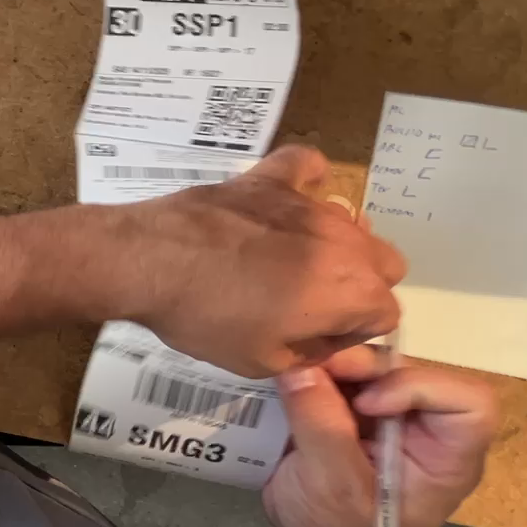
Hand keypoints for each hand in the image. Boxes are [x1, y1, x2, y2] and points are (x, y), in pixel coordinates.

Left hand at [121, 145, 406, 376]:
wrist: (144, 261)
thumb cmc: (201, 315)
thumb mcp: (258, 361)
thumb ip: (307, 355)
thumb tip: (323, 342)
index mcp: (352, 290)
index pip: (382, 315)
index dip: (346, 331)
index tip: (307, 334)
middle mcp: (345, 241)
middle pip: (378, 265)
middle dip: (348, 287)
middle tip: (297, 299)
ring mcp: (304, 205)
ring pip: (347, 222)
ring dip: (328, 243)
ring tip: (280, 259)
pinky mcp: (264, 180)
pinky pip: (301, 164)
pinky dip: (302, 177)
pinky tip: (286, 194)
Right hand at [264, 348, 498, 526]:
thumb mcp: (334, 487)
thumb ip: (322, 427)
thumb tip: (298, 369)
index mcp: (444, 455)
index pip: (467, 401)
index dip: (419, 388)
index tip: (366, 404)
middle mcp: (418, 431)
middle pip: (406, 373)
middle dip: (356, 367)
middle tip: (306, 373)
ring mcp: (377, 423)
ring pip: (363, 371)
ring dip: (324, 368)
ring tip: (286, 379)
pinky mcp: (340, 419)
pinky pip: (331, 381)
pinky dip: (305, 376)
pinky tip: (279, 385)